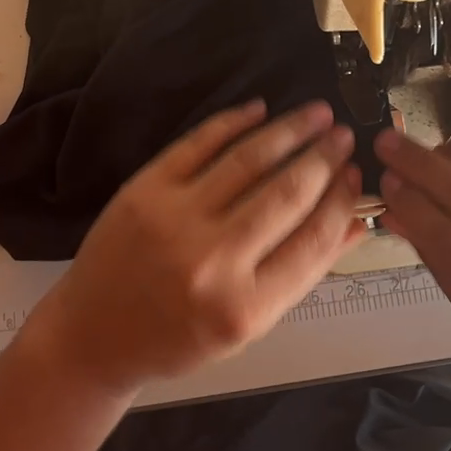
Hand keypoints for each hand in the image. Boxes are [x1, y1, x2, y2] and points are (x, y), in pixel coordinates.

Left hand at [27, 100, 364, 395]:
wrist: (94, 336)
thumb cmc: (177, 339)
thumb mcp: (246, 325)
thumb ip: (301, 274)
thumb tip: (356, 225)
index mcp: (245, 306)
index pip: (313, 241)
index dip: (342, 201)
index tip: (356, 175)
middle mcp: (214, 261)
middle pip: (287, 193)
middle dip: (323, 158)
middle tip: (344, 134)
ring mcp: (176, 219)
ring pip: (248, 160)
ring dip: (290, 130)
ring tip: (317, 113)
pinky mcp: (145, 190)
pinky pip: (199, 144)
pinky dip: (234, 122)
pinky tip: (260, 110)